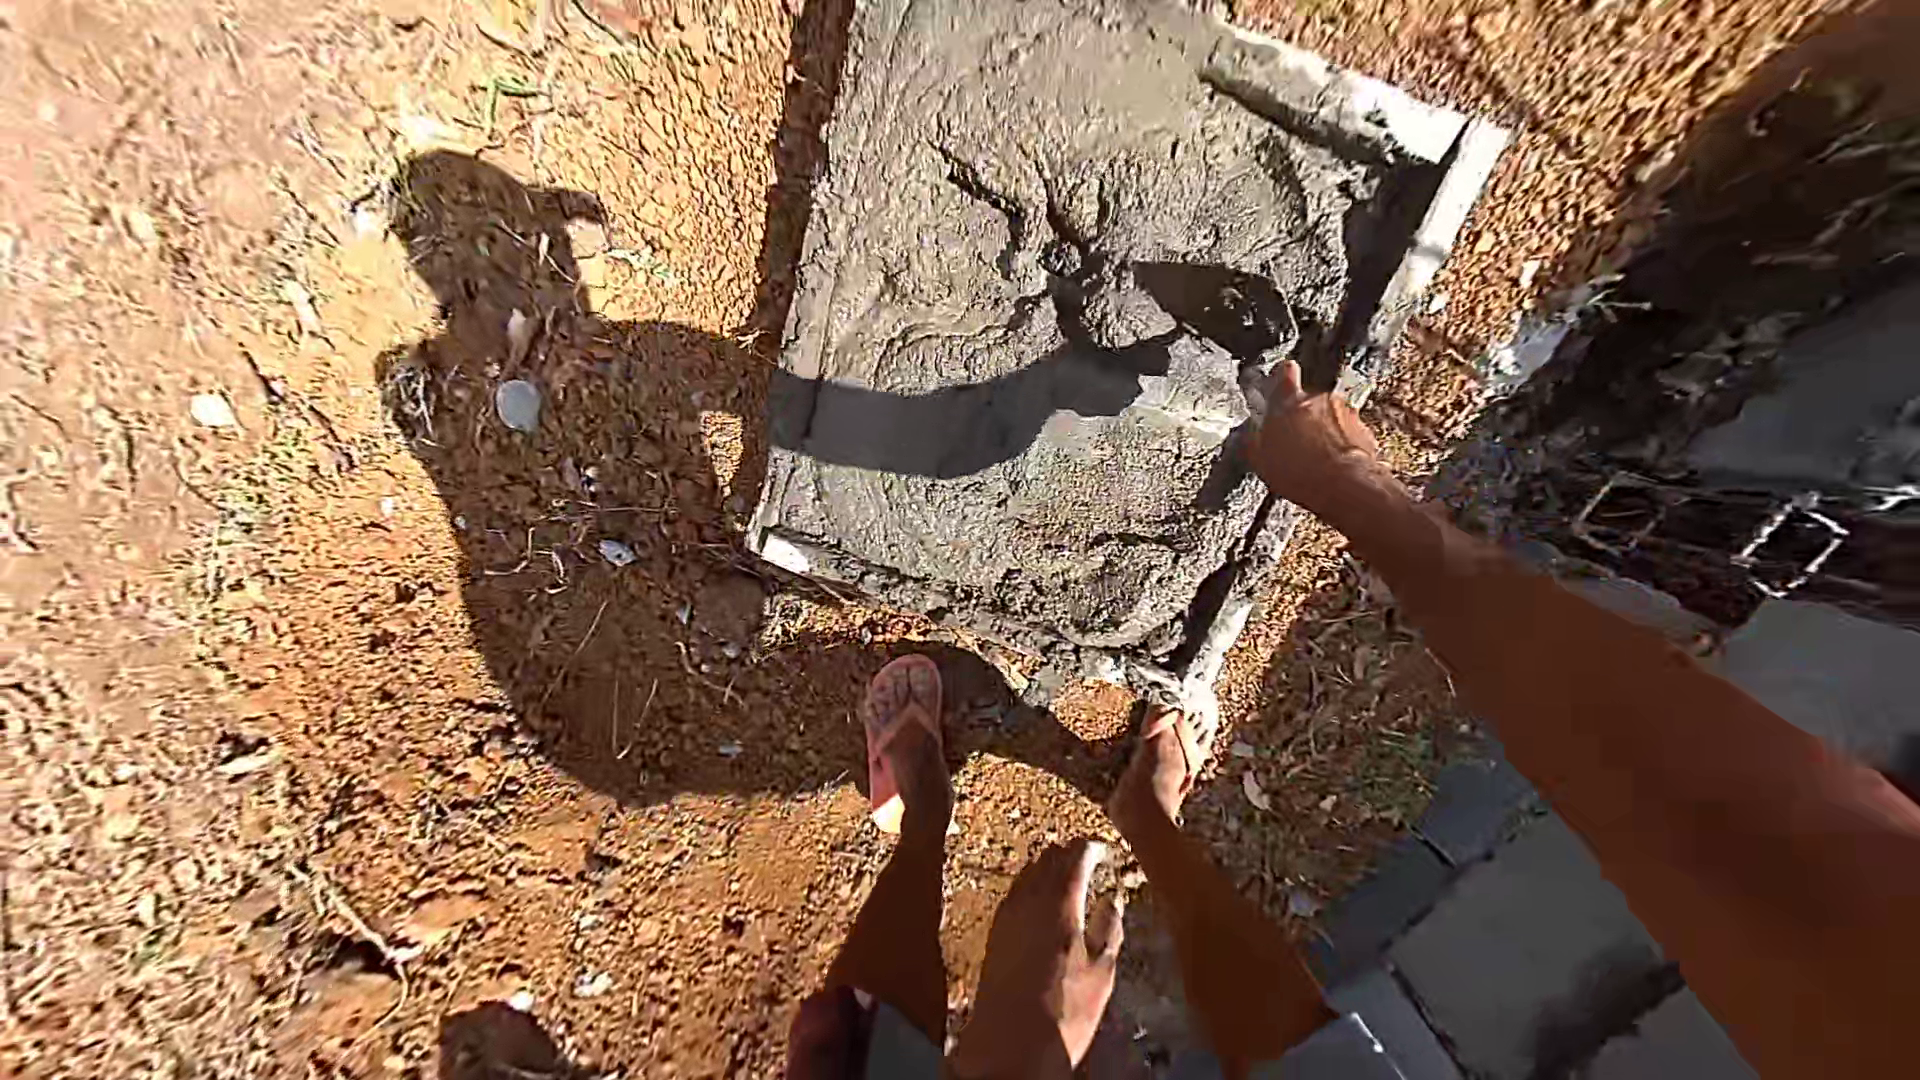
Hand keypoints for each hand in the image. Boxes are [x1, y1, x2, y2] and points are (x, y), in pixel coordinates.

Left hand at [948, 840, 1123, 1079]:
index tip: (1102, 848)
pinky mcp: (997, 926)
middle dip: (1070, 852)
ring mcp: (1010, 910)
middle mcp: (1032, 898)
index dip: (1091, 847)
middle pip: (1050, 856)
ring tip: (1066, 874)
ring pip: (1030, 869)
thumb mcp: (1102, 976)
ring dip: (1049, 864)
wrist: (1010, 1045)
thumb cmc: (1064, 1014)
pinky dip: (1031, 882)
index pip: (1076, 855)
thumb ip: (1110, 930)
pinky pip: (1016, 888)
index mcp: (1062, 903)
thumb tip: (1113, 900)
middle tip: (1087, 858)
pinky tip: (1040, 898)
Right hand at [1247, 359, 1382, 512]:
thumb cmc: (1302, 472)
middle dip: (1299, 418)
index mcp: (1288, 403)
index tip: (1280, 379)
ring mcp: (1344, 413)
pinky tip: (1327, 465)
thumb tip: (1250, 434)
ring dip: (1320, 433)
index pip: (1285, 373)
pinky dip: (1337, 445)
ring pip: (1327, 418)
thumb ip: (1254, 438)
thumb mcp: (1260, 459)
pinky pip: (1345, 433)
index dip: (1282, 376)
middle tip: (1290, 442)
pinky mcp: (1363, 429)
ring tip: (1310, 459)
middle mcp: (1319, 400)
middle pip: (1306, 401)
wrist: (1345, 486)